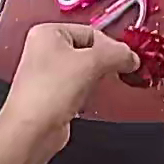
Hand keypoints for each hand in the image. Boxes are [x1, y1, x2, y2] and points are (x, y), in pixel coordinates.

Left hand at [0, 23, 138, 148]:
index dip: (111, 46)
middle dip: (105, 62)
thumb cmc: (49, 93)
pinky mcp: (53, 94)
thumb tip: (131, 56)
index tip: (127, 58)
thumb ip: (117, 54)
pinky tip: (87, 99)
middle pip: (89, 49)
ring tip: (97, 85)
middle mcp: (45, 50)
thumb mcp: (91, 63)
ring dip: (97, 77)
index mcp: (48, 33)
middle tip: (120, 70)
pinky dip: (88, 90)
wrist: (31, 131)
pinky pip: (79, 86)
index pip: (91, 32)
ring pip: (86, 69)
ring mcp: (48, 73)